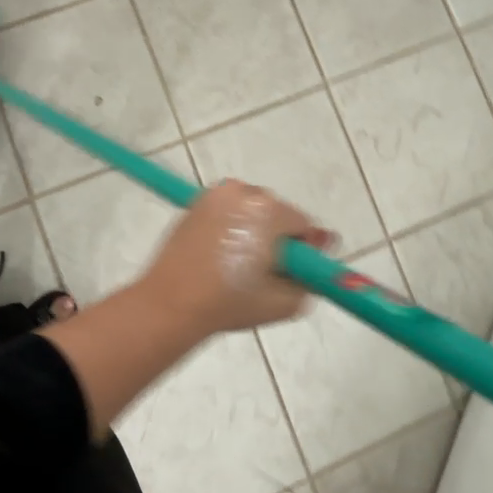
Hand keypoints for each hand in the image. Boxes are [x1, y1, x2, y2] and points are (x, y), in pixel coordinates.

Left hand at [136, 180, 330, 334]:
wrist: (173, 300)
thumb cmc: (230, 301)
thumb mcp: (285, 301)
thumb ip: (313, 277)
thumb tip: (319, 252)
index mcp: (267, 209)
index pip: (303, 224)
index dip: (303, 250)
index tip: (292, 272)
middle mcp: (242, 191)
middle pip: (276, 212)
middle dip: (277, 237)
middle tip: (265, 270)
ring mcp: (215, 193)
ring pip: (251, 209)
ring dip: (254, 229)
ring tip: (241, 262)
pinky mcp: (195, 202)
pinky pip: (228, 210)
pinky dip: (232, 225)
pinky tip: (222, 253)